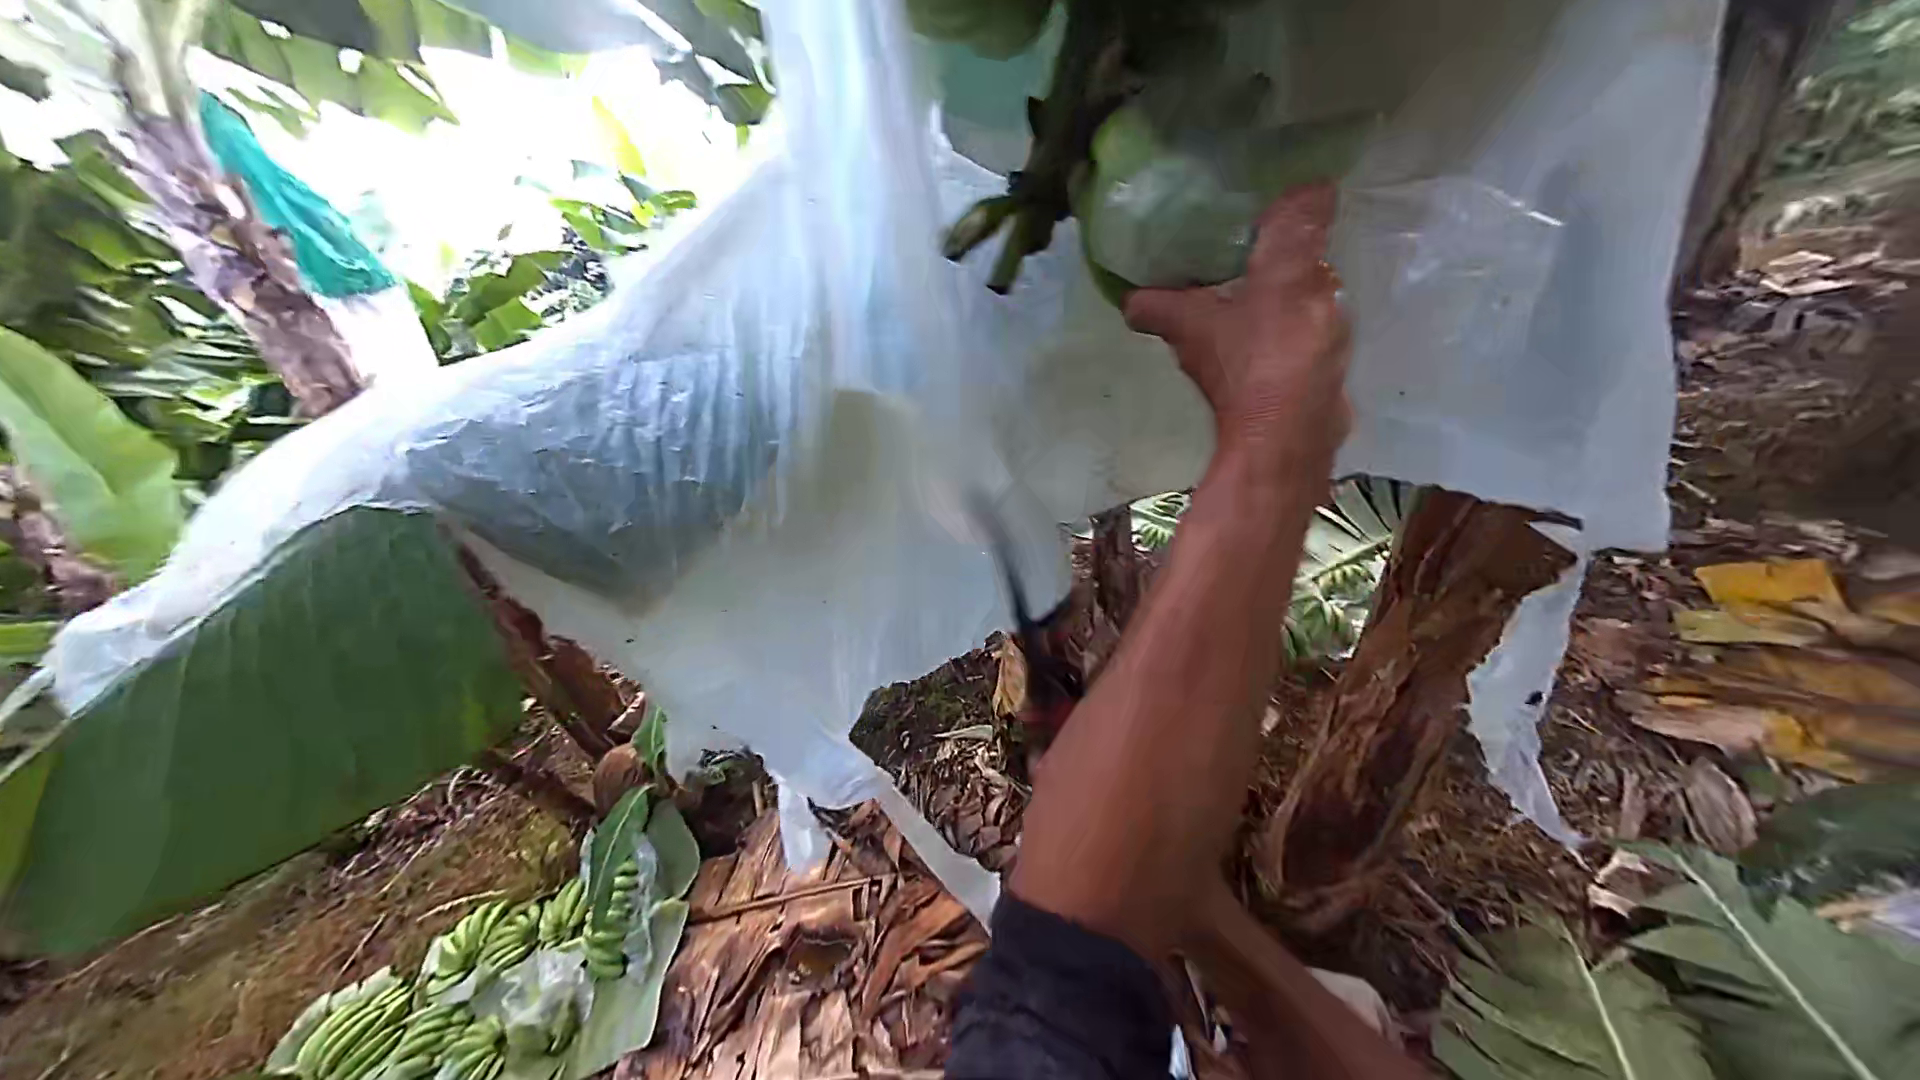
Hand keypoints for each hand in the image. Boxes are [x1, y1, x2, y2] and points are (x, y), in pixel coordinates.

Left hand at [1123, 185, 1351, 480]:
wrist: (1295, 436)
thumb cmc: (1274, 359)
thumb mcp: (1284, 280)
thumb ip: (1293, 231)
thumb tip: (1308, 187)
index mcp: (1181, 320)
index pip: (1139, 301)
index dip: (1140, 276)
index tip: (1155, 247)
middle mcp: (1192, 347)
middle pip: (1182, 308)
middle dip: (1199, 275)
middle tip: (1226, 235)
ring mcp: (1225, 370)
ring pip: (1224, 325)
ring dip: (1243, 297)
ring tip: (1271, 256)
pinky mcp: (1259, 385)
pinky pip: (1261, 341)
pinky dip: (1275, 321)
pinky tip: (1304, 296)